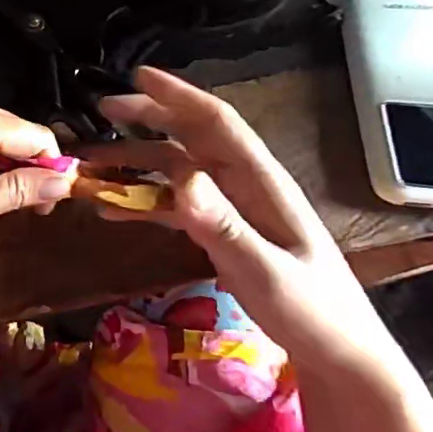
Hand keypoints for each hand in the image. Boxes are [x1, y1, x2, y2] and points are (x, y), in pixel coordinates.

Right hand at [89, 67, 404, 376]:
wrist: (339, 355)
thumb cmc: (311, 312)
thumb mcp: (264, 271)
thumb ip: (222, 225)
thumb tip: (180, 178)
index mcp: (261, 182)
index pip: (216, 124)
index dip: (177, 96)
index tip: (137, 77)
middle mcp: (244, 186)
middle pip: (190, 138)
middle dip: (147, 119)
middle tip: (103, 110)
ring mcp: (232, 209)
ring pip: (176, 171)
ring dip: (136, 163)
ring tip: (93, 165)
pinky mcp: (222, 232)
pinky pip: (175, 205)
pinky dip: (142, 201)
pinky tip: (111, 210)